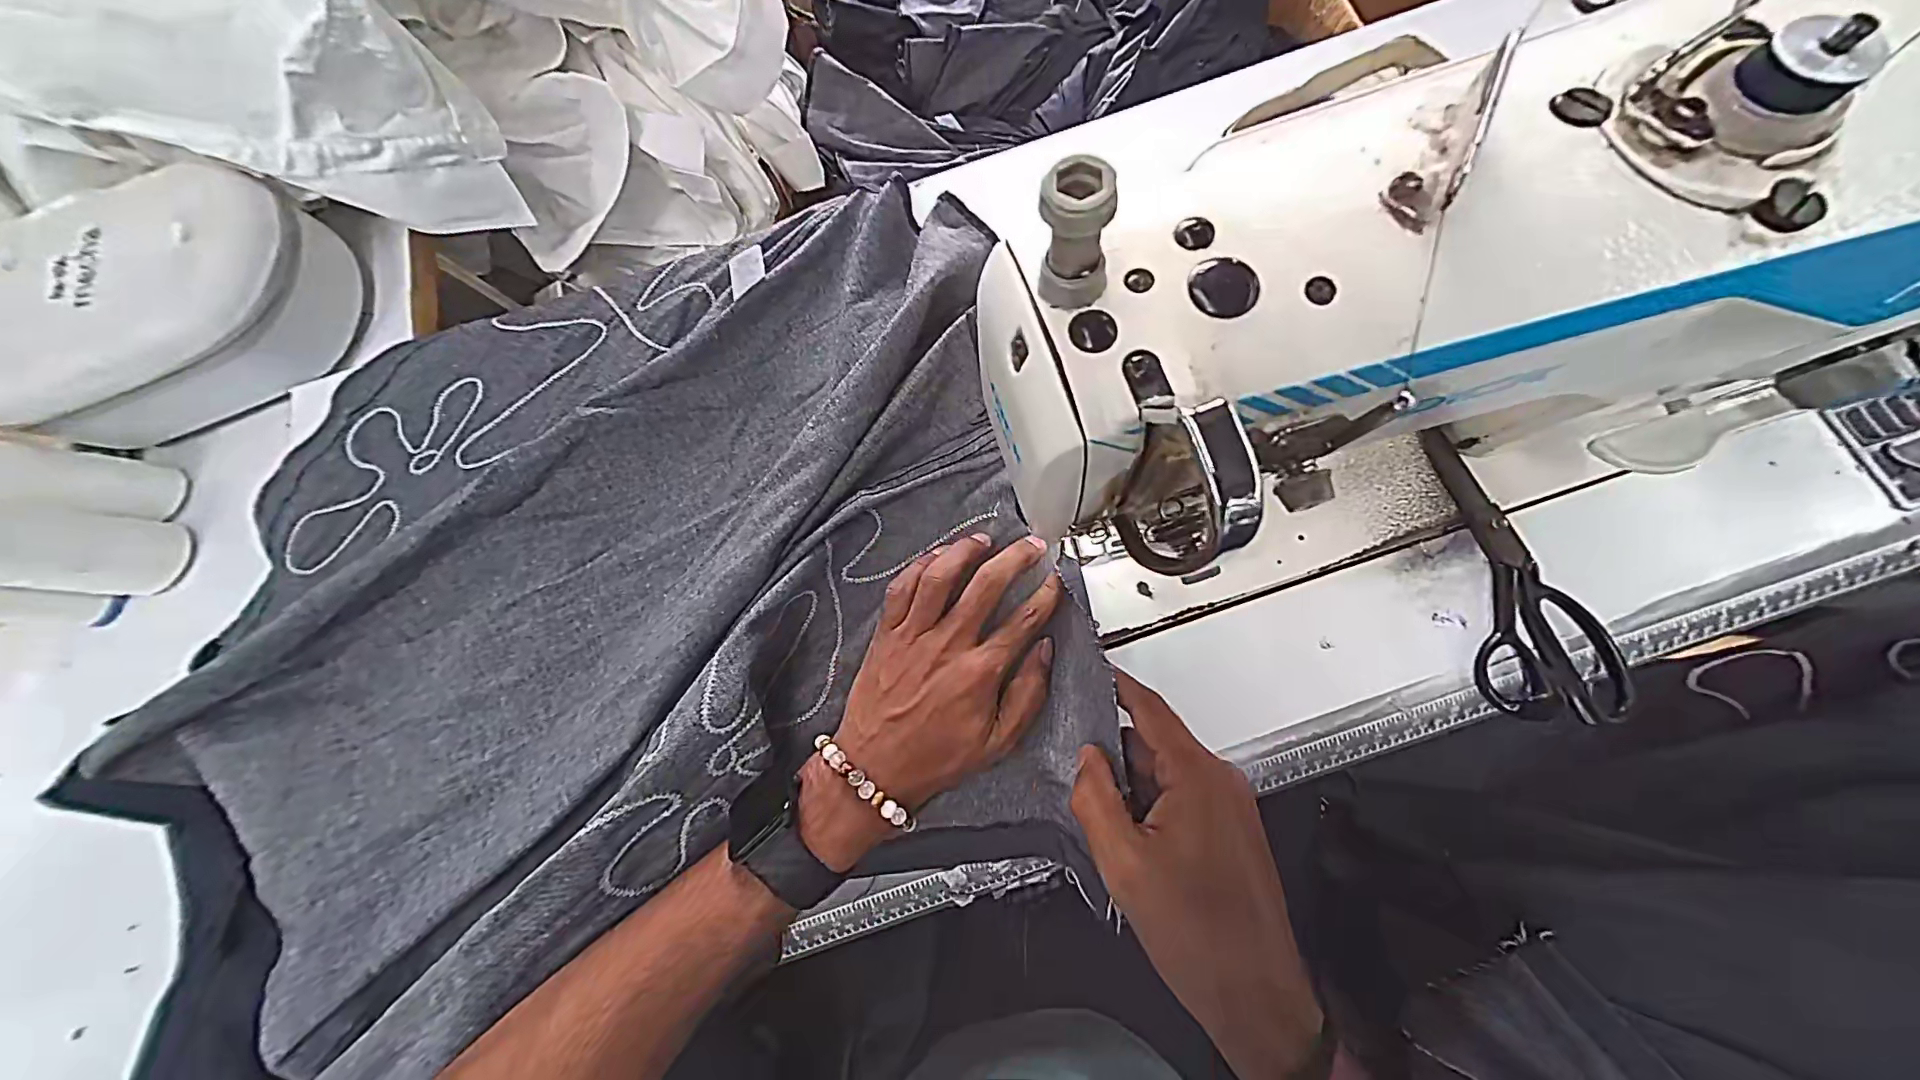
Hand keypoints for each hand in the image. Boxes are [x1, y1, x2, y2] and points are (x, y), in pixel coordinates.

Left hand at [799, 533, 1062, 870]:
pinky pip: (901, 588)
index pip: (1023, 620)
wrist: (875, 768)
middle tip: (1030, 546)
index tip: (1054, 581)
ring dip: (965, 551)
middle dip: (1015, 558)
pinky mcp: (887, 634)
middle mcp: (947, 646)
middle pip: (987, 585)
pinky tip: (937, 556)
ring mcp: (913, 636)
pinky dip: (920, 566)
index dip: (1045, 595)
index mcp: (979, 673)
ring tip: (984, 540)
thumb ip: (1028, 695)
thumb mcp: (997, 743)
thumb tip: (1043, 652)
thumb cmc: (934, 758)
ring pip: (940, 577)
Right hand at [1072, 671, 1324, 1076]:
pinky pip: (1182, 796)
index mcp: (1197, 777)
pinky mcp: (1231, 828)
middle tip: (1085, 783)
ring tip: (1115, 832)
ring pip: (1167, 773)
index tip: (1097, 670)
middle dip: (1116, 756)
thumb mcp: (1123, 863)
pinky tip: (1138, 845)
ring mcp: (1230, 805)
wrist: (1254, 995)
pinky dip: (1153, 806)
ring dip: (1134, 788)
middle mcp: (1220, 782)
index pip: (1151, 709)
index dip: (1119, 686)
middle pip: (1155, 743)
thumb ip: (1095, 799)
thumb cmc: (1202, 937)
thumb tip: (1086, 759)